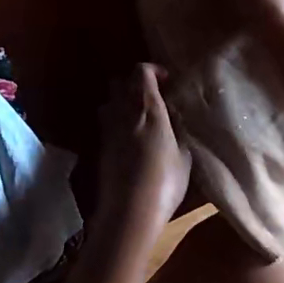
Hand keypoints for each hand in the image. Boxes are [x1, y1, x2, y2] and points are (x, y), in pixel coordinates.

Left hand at [99, 63, 191, 222]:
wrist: (129, 212)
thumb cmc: (165, 182)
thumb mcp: (184, 155)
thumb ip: (176, 130)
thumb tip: (171, 119)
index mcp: (147, 107)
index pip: (141, 72)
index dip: (153, 70)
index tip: (168, 81)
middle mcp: (122, 111)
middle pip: (120, 81)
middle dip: (135, 84)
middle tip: (153, 97)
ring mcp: (107, 129)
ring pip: (109, 101)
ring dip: (122, 102)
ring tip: (140, 117)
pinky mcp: (100, 146)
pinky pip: (107, 122)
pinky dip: (117, 122)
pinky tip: (132, 139)